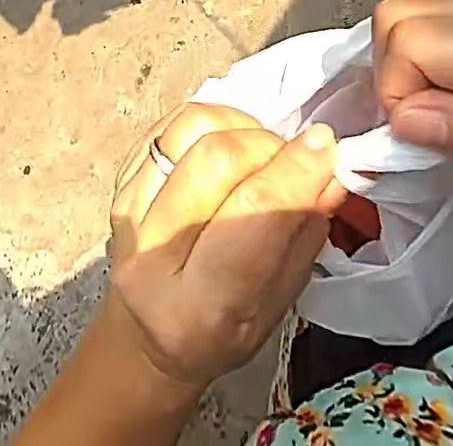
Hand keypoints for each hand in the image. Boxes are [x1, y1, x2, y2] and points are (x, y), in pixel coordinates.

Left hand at [106, 103, 346, 388]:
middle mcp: (153, 255)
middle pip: (219, 158)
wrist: (146, 332)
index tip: (324, 145)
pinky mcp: (123, 179)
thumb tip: (330, 171)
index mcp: (199, 306)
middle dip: (270, 146)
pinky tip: (229, 144)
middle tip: (291, 161)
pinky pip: (175, 120)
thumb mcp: (278, 300)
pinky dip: (216, 121)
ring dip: (242, 128)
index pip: (253, 212)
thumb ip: (305, 234)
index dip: (295, 170)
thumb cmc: (223, 327)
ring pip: (194, 127)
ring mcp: (130, 211)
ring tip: (259, 154)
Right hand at [372, 0, 452, 211]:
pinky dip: (440, 40)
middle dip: (395, 76)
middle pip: (400, 13)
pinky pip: (448, 0)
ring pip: (416, 2)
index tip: (428, 141)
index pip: (414, 43)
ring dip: (416, 59)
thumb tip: (403, 118)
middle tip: (440, 127)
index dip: (397, 96)